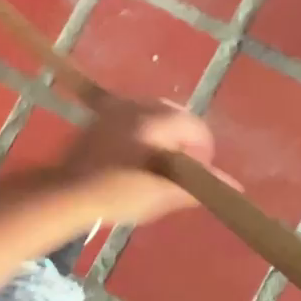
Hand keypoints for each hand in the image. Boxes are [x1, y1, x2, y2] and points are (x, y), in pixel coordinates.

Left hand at [59, 99, 234, 221]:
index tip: (195, 174)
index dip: (203, 152)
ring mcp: (114, 108)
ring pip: (150, 113)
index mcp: (157, 120)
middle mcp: (137, 106)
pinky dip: (139, 130)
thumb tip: (233, 185)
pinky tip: (131, 155)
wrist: (67, 192)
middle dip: (182, 138)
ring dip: (160, 133)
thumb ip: (197, 186)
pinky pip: (129, 116)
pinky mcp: (97, 117)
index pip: (196, 127)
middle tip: (178, 168)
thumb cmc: (116, 193)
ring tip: (156, 164)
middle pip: (174, 113)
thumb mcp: (161, 194)